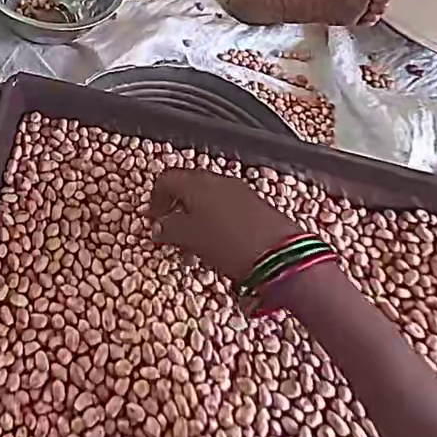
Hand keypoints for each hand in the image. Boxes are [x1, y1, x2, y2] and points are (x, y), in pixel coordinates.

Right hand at [147, 169, 304, 282]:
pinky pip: (226, 207)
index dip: (155, 198)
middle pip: (187, 186)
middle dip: (175, 207)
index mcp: (196, 183)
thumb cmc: (228, 243)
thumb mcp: (190, 238)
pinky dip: (215, 220)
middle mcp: (217, 180)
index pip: (166, 180)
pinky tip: (217, 241)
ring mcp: (239, 191)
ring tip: (193, 241)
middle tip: (169, 229)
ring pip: (208, 197)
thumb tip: (158, 226)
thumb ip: (169, 228)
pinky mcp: (257, 206)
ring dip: (195, 215)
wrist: (284, 257)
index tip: (152, 217)